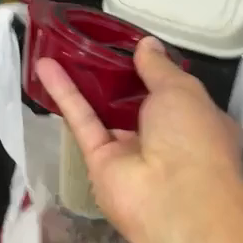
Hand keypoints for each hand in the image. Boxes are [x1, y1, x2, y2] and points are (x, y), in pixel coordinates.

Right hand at [35, 36, 242, 242]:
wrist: (176, 201)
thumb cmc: (193, 137)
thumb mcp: (183, 89)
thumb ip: (159, 67)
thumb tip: (146, 45)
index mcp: (196, 122)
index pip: (175, 93)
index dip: (156, 70)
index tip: (135, 46)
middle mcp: (165, 139)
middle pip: (135, 103)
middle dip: (117, 75)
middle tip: (93, 41)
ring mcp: (131, 152)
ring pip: (105, 110)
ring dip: (85, 81)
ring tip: (62, 47)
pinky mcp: (100, 161)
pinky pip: (82, 121)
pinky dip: (65, 94)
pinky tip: (45, 66)